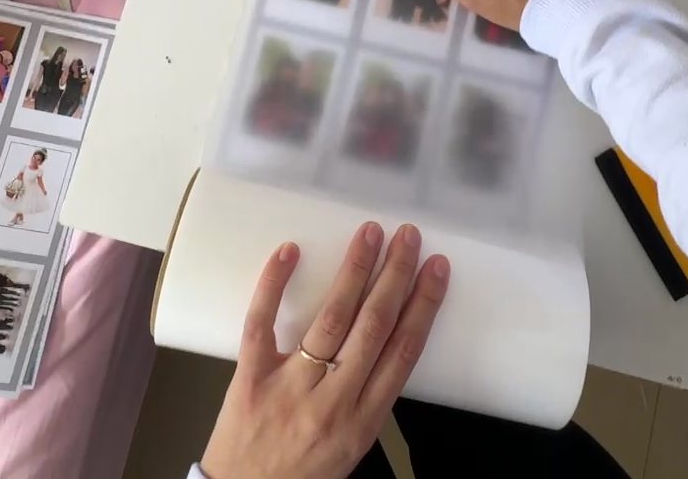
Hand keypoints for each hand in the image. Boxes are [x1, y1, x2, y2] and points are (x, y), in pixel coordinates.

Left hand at [200, 223, 450, 478]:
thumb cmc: (303, 475)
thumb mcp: (352, 446)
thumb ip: (368, 396)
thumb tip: (389, 334)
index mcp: (362, 421)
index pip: (402, 352)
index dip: (424, 305)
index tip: (436, 268)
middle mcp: (332, 401)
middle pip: (373, 326)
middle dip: (395, 276)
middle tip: (409, 236)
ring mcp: (289, 386)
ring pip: (330, 318)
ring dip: (355, 270)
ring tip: (371, 233)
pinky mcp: (250, 376)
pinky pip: (261, 322)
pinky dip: (275, 284)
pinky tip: (290, 250)